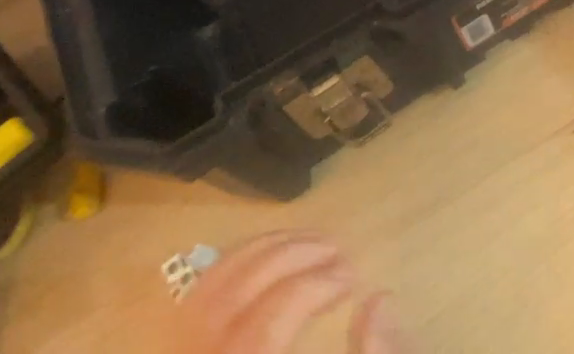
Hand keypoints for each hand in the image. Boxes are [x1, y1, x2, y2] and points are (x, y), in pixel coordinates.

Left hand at [164, 231, 404, 352]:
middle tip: (339, 250)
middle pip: (232, 298)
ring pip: (207, 291)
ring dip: (263, 252)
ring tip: (312, 244)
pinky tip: (272, 258)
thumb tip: (379, 300)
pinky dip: (233, 266)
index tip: (355, 277)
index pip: (263, 330)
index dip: (312, 289)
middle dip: (291, 259)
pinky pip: (194, 301)